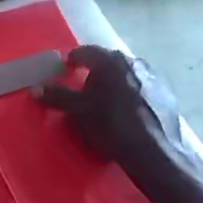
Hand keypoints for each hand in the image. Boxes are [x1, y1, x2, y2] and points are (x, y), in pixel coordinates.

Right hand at [37, 46, 171, 156]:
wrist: (153, 150)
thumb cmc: (111, 126)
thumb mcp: (79, 112)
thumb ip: (58, 97)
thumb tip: (35, 89)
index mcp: (111, 61)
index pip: (86, 52)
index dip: (73, 60)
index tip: (66, 69)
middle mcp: (135, 61)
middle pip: (109, 62)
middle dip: (96, 73)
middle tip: (85, 90)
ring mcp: (155, 76)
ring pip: (128, 73)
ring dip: (116, 82)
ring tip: (108, 102)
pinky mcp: (167, 92)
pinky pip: (144, 86)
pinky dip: (133, 93)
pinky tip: (129, 112)